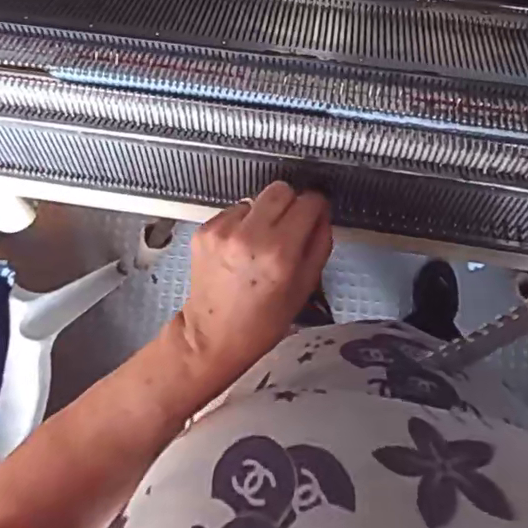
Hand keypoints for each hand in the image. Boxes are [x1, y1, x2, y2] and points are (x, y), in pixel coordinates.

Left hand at [176, 182, 333, 381]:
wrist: (212, 337)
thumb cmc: (263, 320)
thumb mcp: (306, 286)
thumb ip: (320, 242)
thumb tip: (322, 213)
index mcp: (280, 252)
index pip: (309, 201)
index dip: (316, 207)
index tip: (315, 216)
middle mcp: (249, 235)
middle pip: (281, 189)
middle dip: (290, 203)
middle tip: (288, 227)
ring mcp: (223, 231)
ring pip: (256, 198)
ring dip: (263, 214)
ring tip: (260, 244)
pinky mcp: (205, 230)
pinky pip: (234, 211)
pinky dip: (241, 223)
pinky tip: (240, 249)